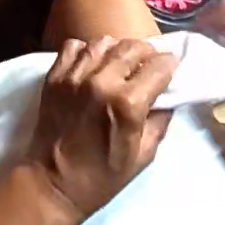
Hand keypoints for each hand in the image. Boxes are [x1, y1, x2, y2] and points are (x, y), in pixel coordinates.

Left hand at [23, 36, 178, 219]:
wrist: (53, 183)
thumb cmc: (103, 176)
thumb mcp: (144, 155)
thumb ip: (159, 120)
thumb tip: (169, 96)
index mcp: (127, 104)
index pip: (158, 67)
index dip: (170, 64)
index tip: (172, 65)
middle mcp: (101, 82)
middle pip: (132, 47)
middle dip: (147, 51)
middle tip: (149, 61)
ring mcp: (75, 75)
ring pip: (103, 42)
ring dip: (118, 48)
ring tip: (121, 60)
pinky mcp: (55, 75)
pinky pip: (74, 45)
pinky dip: (87, 49)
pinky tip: (93, 62)